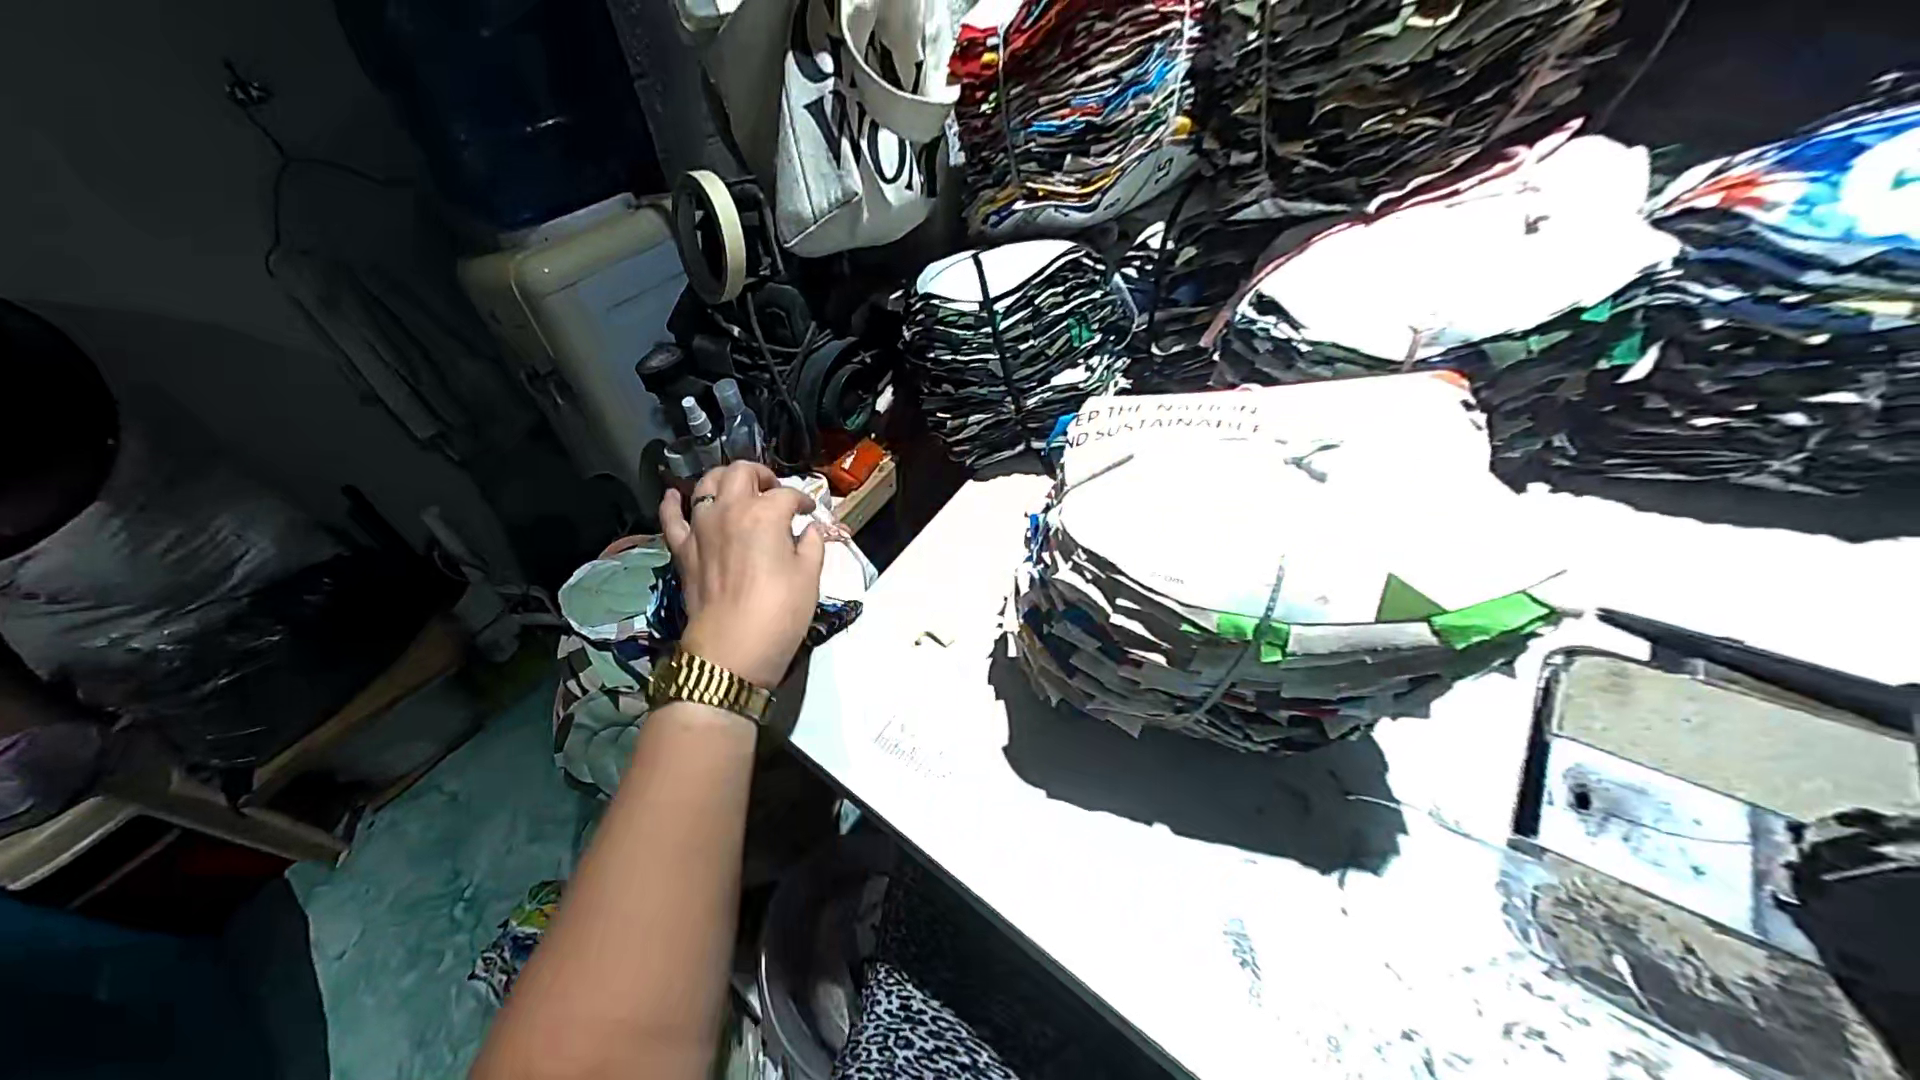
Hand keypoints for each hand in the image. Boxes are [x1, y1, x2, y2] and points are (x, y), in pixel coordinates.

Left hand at [659, 462, 825, 687]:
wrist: (733, 650)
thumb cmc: (780, 612)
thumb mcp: (810, 577)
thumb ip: (812, 545)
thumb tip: (810, 531)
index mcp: (765, 514)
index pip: (787, 495)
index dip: (802, 501)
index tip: (809, 513)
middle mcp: (730, 510)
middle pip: (742, 473)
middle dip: (762, 475)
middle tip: (774, 491)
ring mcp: (700, 528)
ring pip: (706, 484)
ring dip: (724, 479)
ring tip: (738, 489)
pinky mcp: (682, 549)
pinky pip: (671, 517)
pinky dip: (672, 502)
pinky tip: (675, 495)